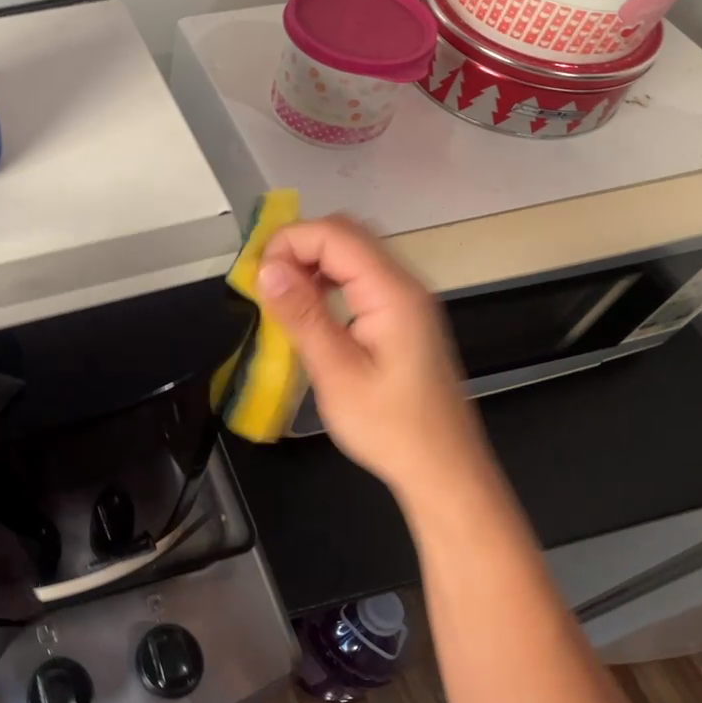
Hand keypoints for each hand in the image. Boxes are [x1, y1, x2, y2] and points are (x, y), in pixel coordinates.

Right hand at [257, 216, 480, 487]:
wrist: (443, 470)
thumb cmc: (391, 428)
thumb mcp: (336, 373)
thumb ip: (302, 315)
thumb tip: (266, 269)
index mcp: (392, 292)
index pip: (335, 234)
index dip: (289, 243)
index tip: (258, 278)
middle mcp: (404, 284)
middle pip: (346, 232)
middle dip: (298, 246)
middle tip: (266, 283)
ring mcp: (406, 298)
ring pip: (353, 251)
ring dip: (312, 260)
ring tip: (281, 296)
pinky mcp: (401, 316)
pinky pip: (360, 275)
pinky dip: (328, 278)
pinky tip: (310, 309)